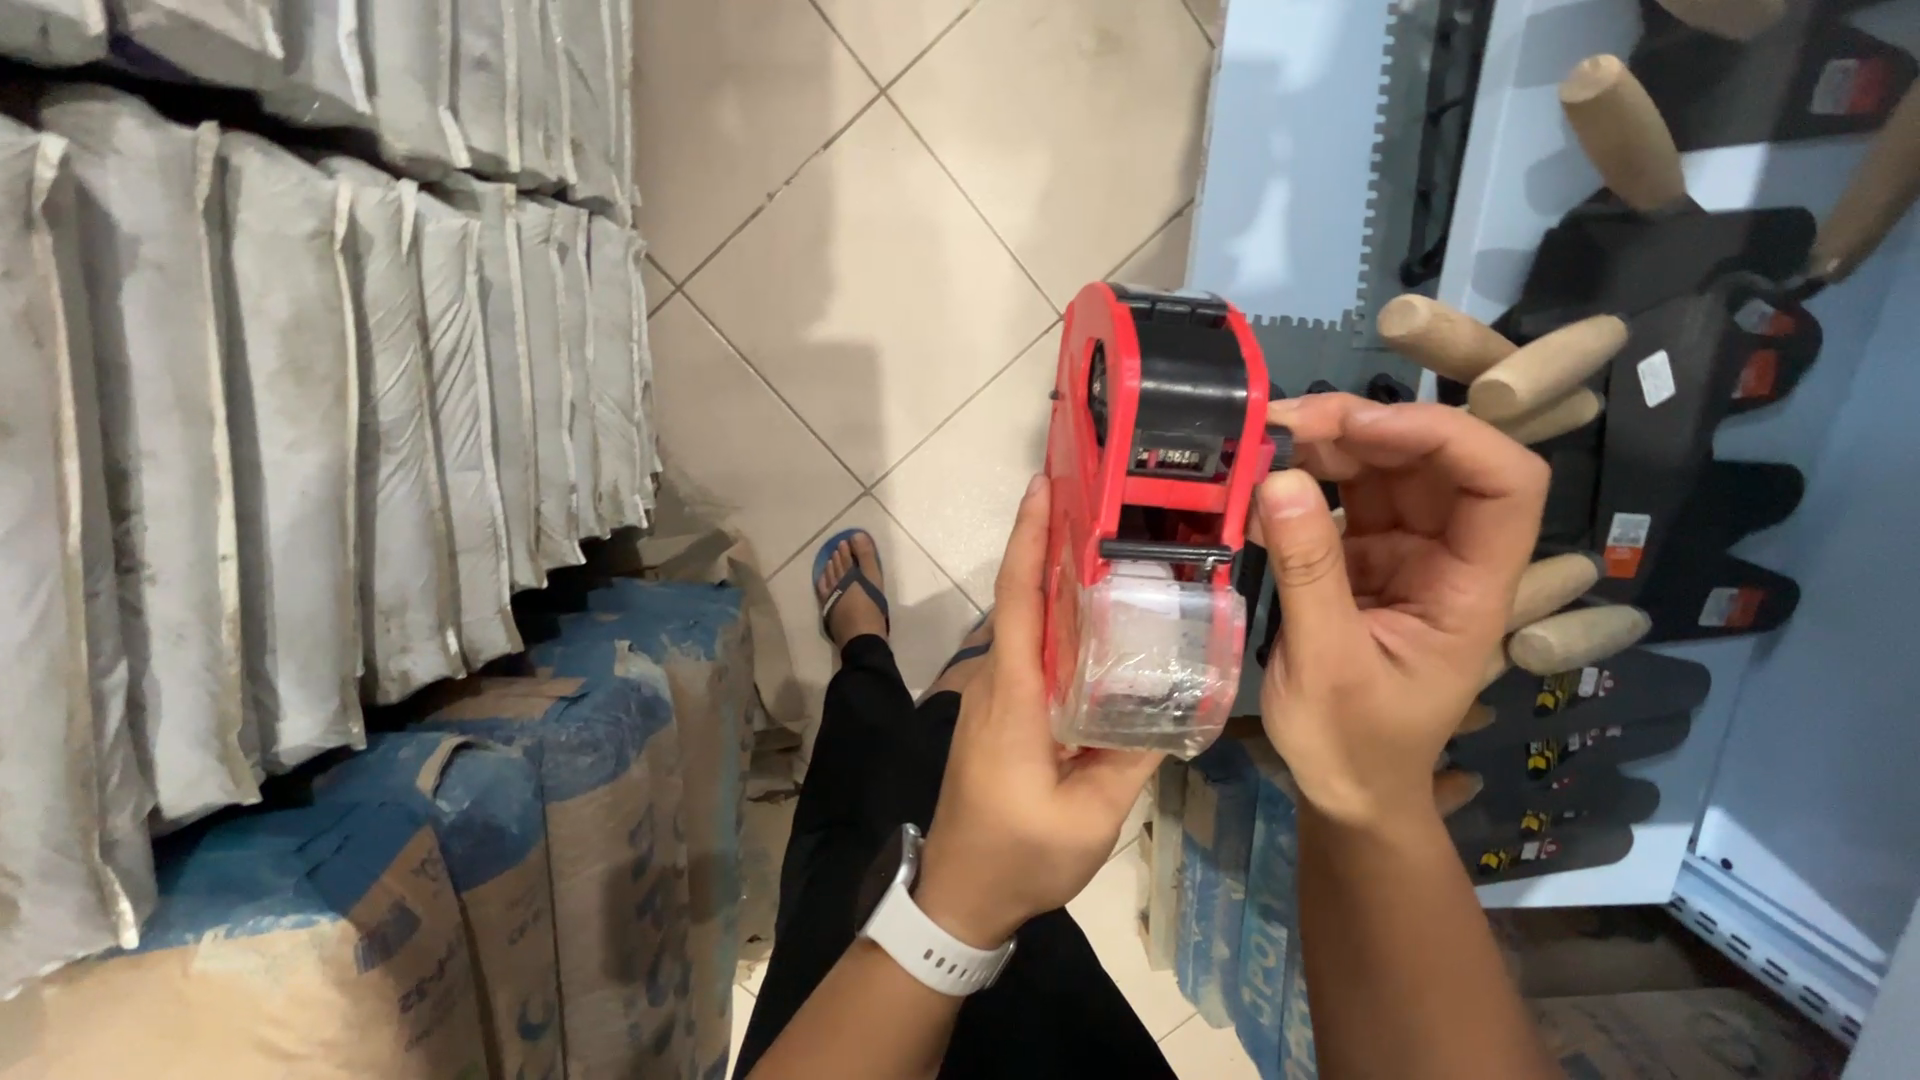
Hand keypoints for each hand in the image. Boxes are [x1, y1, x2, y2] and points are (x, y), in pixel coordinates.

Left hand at [915, 476, 1162, 947]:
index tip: (1043, 486)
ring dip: (1057, 580)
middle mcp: (996, 681)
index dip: (1027, 538)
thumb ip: (1132, 756)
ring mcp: (993, 696)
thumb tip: (1174, 702)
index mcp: (1012, 697)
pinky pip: (1031, 653)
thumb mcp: (1090, 817)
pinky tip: (1100, 620)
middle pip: (1021, 598)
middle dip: (1050, 543)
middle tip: (1100, 500)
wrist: (960, 895)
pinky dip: (1058, 623)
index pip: (1016, 599)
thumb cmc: (1019, 856)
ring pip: (1026, 624)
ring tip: (1110, 545)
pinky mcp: (999, 711)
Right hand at [1255, 394, 1548, 828]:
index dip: (1447, 437)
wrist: (1344, 785)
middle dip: (1363, 430)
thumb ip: (1308, 573)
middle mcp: (1446, 558)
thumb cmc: (1352, 742)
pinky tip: (1257, 482)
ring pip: (1380, 474)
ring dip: (1325, 448)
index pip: (1503, 486)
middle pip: (1430, 464)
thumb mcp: (1326, 664)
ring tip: (1262, 442)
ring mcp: (1401, 556)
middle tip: (1283, 424)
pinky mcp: (1356, 562)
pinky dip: (1298, 484)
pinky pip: (1336, 503)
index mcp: (1471, 588)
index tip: (1362, 427)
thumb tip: (1276, 481)